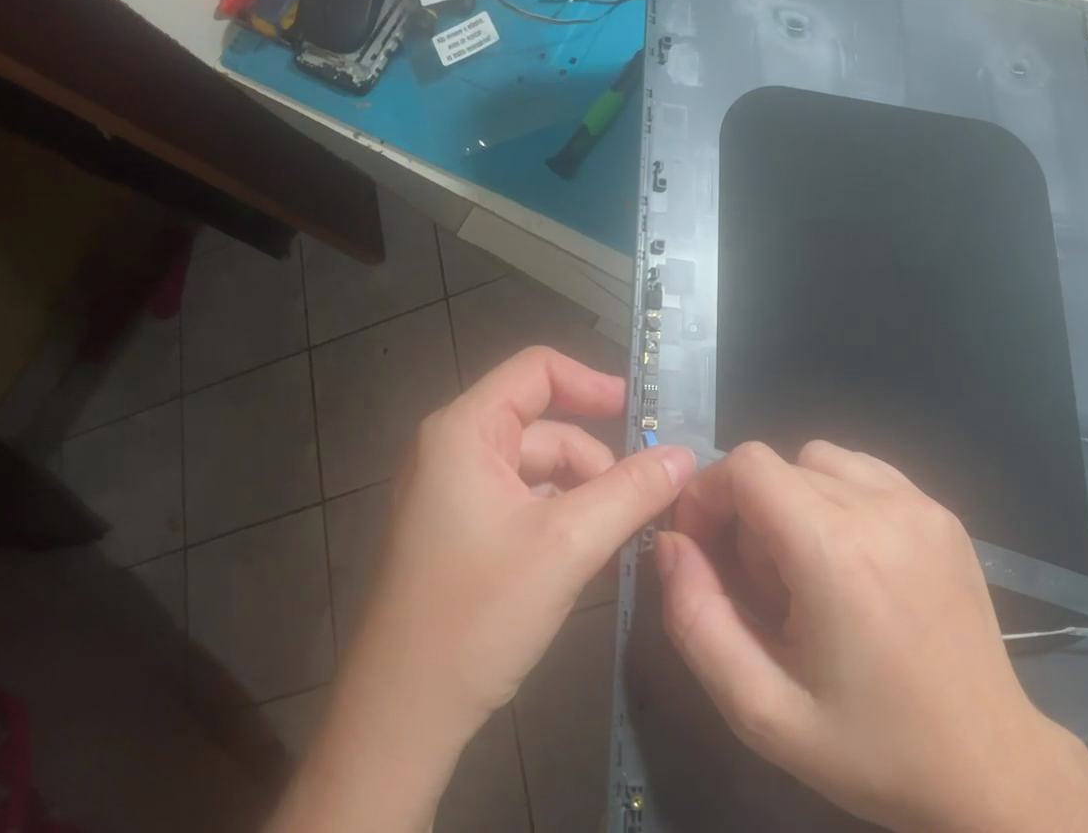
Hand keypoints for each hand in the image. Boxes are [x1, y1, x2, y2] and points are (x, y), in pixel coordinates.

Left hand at [270, 347, 693, 832]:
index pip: (537, 370)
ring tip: (627, 546)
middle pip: (548, 429)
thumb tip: (686, 456)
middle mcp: (453, 451)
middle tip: (649, 509)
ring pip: (543, 473)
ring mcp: (453, 495)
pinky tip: (599, 562)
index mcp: (463, 432)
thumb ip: (632, 492)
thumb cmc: (477, 615)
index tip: (647, 418)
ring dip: (589, 501)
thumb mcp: (567, 546)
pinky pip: (527, 508)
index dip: (595, 384)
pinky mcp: (461, 535)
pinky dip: (566, 525)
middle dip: (601, 465)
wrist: (402, 716)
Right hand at [655, 441, 1087, 832]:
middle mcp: (883, 508)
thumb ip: (697, 619)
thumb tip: (669, 544)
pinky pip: (866, 472)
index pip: (747, 465)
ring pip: (821, 459)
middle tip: (757, 588)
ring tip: (803, 573)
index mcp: (836, 551)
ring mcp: (921, 505)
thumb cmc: (872, 748)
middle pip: (779, 464)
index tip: (703, 552)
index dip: (708, 497)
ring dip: (791, 500)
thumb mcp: (761, 709)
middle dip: (746, 512)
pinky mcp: (943, 514)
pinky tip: (847, 561)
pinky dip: (836, 497)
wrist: (989, 768)